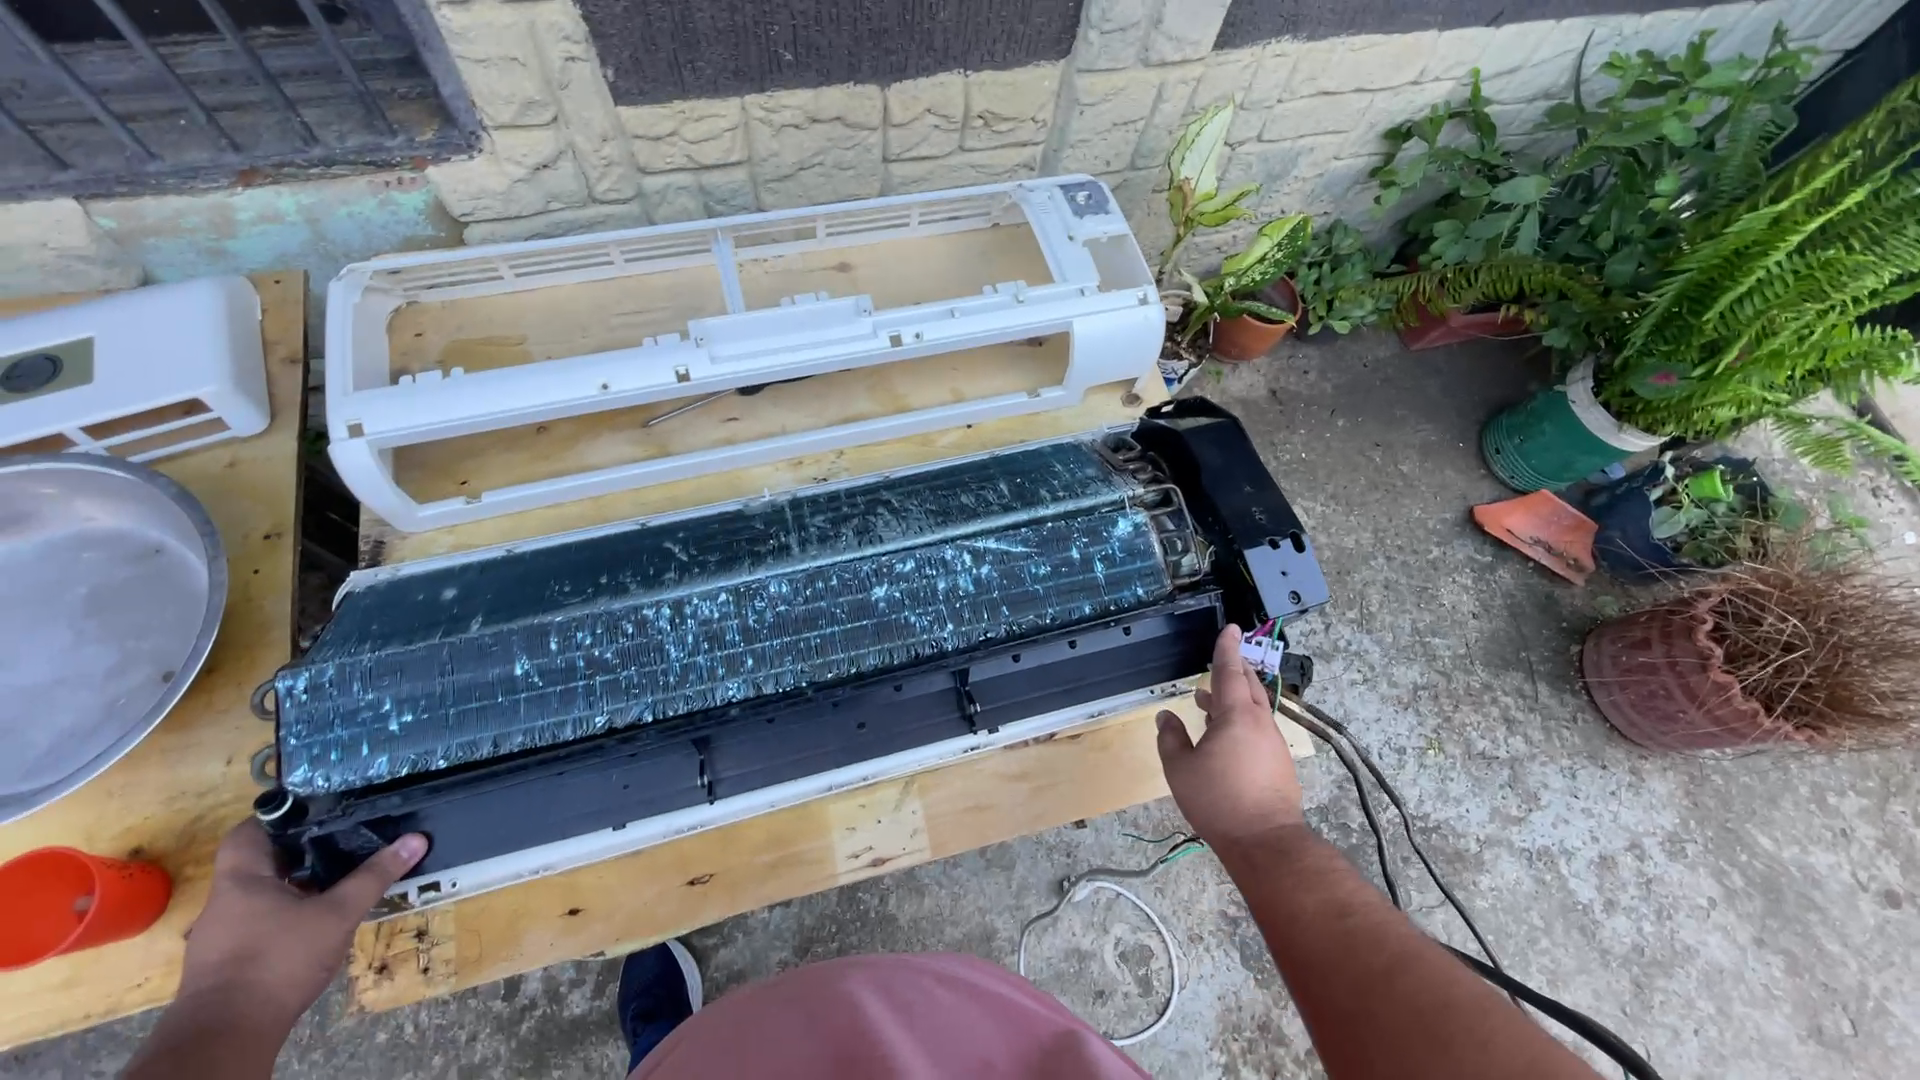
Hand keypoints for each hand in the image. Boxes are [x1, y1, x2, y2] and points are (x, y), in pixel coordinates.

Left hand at [177, 821, 427, 1028]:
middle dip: (297, 852)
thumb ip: (375, 875)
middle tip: (340, 841)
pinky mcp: (224, 961)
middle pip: (257, 863)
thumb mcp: (338, 913)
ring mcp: (219, 935)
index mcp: (241, 880)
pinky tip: (314, 922)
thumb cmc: (278, 960)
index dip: (278, 817)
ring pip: (258, 895)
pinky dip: (284, 914)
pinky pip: (256, 922)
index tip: (315, 811)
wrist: (226, 1033)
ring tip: (335, 879)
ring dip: (293, 885)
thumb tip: (416, 838)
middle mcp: (223, 902)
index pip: (248, 831)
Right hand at [1156, 624, 1304, 849]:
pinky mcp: (1278, 763)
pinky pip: (1257, 728)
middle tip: (1219, 660)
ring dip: (1232, 698)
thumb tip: (1166, 717)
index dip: (1227, 648)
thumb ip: (1170, 738)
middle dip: (1233, 669)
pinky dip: (1240, 720)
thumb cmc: (1218, 801)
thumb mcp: (1180, 769)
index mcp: (1236, 716)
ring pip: (1253, 708)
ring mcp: (1273, 743)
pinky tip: (1223, 736)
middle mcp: (1259, 723)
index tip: (1231, 628)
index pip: (1230, 671)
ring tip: (1207, 702)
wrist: (1266, 841)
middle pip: (1248, 685)